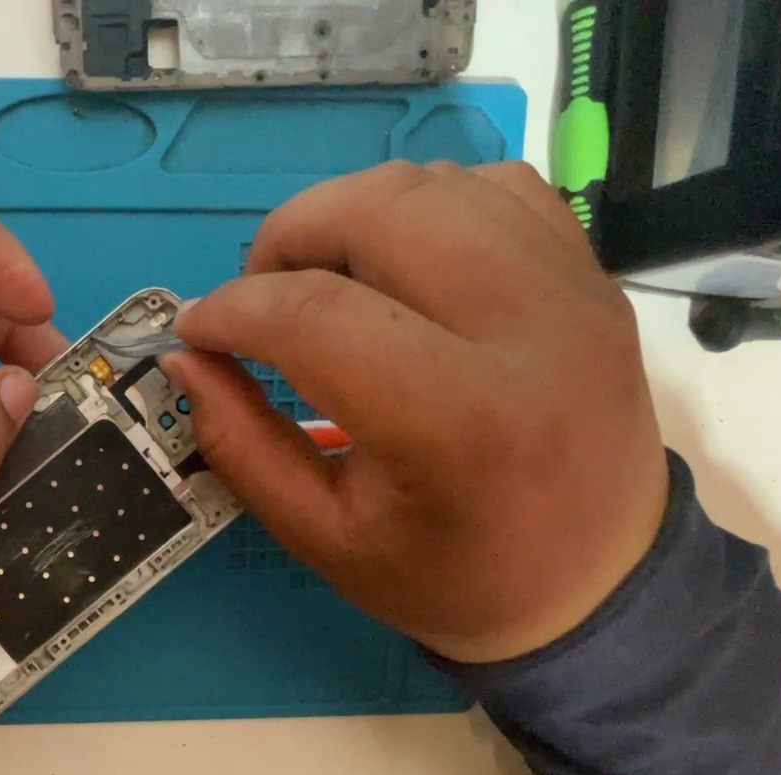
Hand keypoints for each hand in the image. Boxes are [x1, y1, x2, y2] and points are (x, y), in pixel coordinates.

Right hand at [170, 161, 667, 663]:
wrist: (595, 585)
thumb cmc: (447, 577)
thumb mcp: (321, 534)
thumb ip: (241, 444)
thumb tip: (185, 358)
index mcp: (455, 421)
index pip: (317, 316)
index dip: (233, 310)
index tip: (193, 330)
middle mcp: (525, 330)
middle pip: (380, 212)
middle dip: (286, 238)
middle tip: (254, 297)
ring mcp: (570, 289)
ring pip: (435, 183)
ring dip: (346, 214)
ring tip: (315, 280)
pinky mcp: (588, 275)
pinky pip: (492, 188)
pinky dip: (419, 208)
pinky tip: (392, 266)